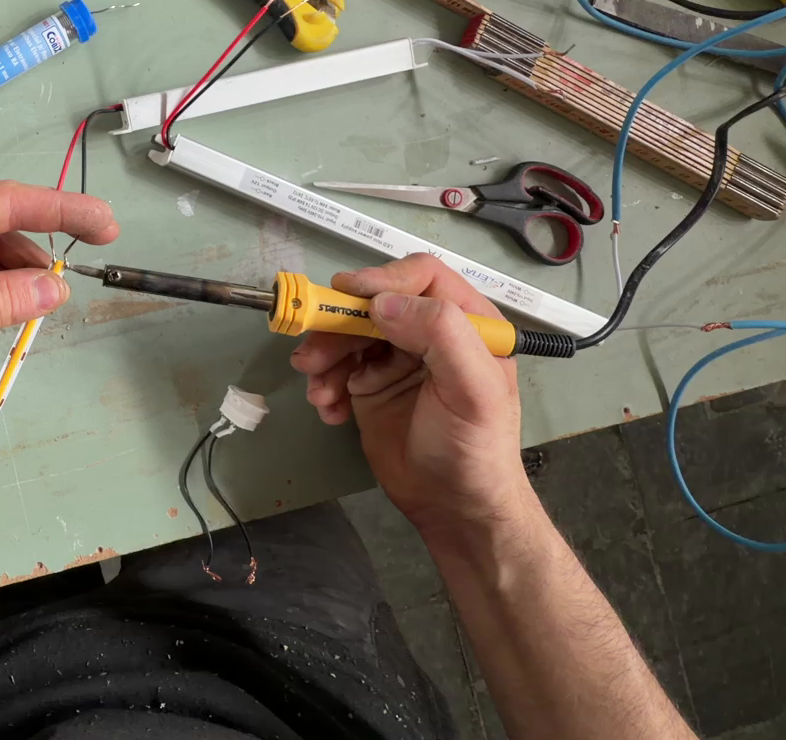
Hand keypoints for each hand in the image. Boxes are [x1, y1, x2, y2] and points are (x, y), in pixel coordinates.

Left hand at [0, 181, 118, 425]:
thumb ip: (6, 300)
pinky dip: (2, 294)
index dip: (60, 210)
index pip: (5, 202)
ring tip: (46, 303)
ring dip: (21, 277)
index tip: (104, 222)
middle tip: (79, 273)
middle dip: (39, 250)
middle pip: (1, 227)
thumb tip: (57, 289)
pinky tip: (20, 310)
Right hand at [289, 255, 531, 532]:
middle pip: (370, 303)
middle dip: (336, 325)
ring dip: (323, 358)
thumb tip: (380, 305)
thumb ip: (440, 334)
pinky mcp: (368, 382)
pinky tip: (329, 410)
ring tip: (318, 392)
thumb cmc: (473, 449)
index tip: (345, 296)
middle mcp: (426, 332)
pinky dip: (324, 384)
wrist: (453, 510)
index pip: (420, 276)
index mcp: (465, 322)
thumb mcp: (473, 390)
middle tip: (312, 355)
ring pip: (345, 333)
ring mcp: (394, 357)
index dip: (381, 279)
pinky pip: (335, 366)